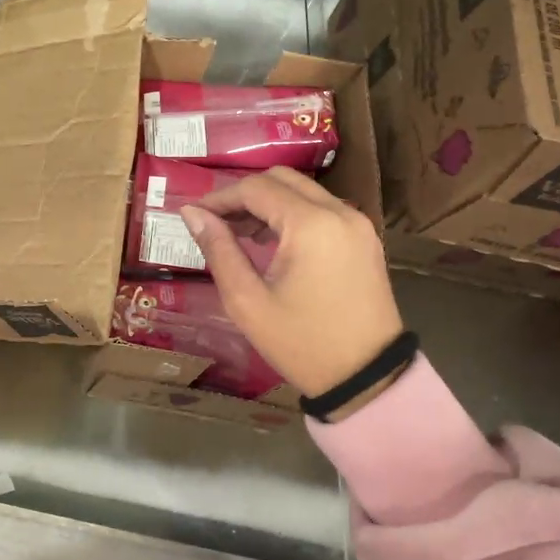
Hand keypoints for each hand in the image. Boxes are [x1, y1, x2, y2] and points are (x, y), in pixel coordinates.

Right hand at [179, 168, 404, 404]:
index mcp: (311, 225)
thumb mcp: (247, 300)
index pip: (255, 188)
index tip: (194, 216)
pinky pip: (322, 208)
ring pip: (303, 190)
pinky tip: (273, 242)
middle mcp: (339, 212)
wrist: (368, 380)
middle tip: (217, 222)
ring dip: (268, 202)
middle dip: (244, 194)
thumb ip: (218, 249)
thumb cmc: (302, 342)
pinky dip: (292, 213)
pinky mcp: (365, 239)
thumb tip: (191, 213)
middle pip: (281, 179)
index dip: (219, 197)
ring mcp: (358, 224)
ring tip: (241, 234)